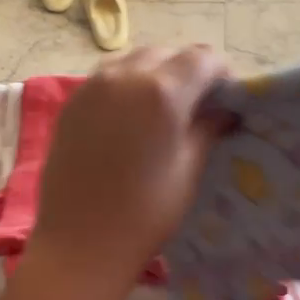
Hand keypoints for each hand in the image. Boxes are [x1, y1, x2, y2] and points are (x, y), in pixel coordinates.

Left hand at [28, 45, 230, 293]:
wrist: (80, 245)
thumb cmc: (143, 216)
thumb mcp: (187, 173)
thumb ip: (207, 130)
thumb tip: (223, 110)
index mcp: (161, 91)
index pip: (202, 58)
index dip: (222, 74)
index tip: (229, 100)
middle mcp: (124, 76)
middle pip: (166, 54)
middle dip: (188, 72)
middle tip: (199, 108)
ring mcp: (91, 87)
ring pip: (133, 63)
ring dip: (155, 77)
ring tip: (164, 114)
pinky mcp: (71, 106)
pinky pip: (106, 81)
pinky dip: (126, 90)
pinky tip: (131, 123)